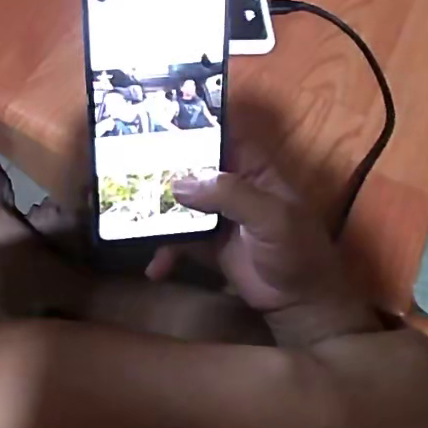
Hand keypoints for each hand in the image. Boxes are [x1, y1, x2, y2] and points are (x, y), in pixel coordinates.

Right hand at [149, 141, 376, 344]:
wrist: (303, 305)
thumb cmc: (297, 251)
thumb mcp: (271, 216)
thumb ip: (229, 194)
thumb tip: (178, 183)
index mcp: (252, 168)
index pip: (221, 135)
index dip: (192, 126)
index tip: (155, 122)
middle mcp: (231, 185)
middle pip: (191, 169)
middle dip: (161, 170)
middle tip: (124, 171)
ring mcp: (217, 216)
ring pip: (179, 204)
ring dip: (157, 214)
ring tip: (131, 224)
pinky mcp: (207, 245)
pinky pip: (178, 240)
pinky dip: (165, 252)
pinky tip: (156, 269)